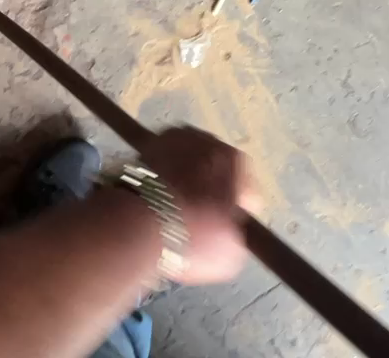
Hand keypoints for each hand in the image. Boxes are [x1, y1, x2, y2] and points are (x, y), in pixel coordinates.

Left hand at [138, 126, 257, 284]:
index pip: (248, 188)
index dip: (240, 210)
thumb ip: (234, 231)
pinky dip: (162, 177)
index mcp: (236, 161)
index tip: (230, 226)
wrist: (140, 221)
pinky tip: (158, 199)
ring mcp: (174, 138)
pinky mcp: (145, 146)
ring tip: (177, 208)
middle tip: (203, 216)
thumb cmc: (194, 235)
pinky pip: (162, 164)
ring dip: (186, 179)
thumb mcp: (231, 250)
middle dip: (212, 188)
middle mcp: (208, 140)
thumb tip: (226, 228)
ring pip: (188, 162)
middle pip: (216, 168)